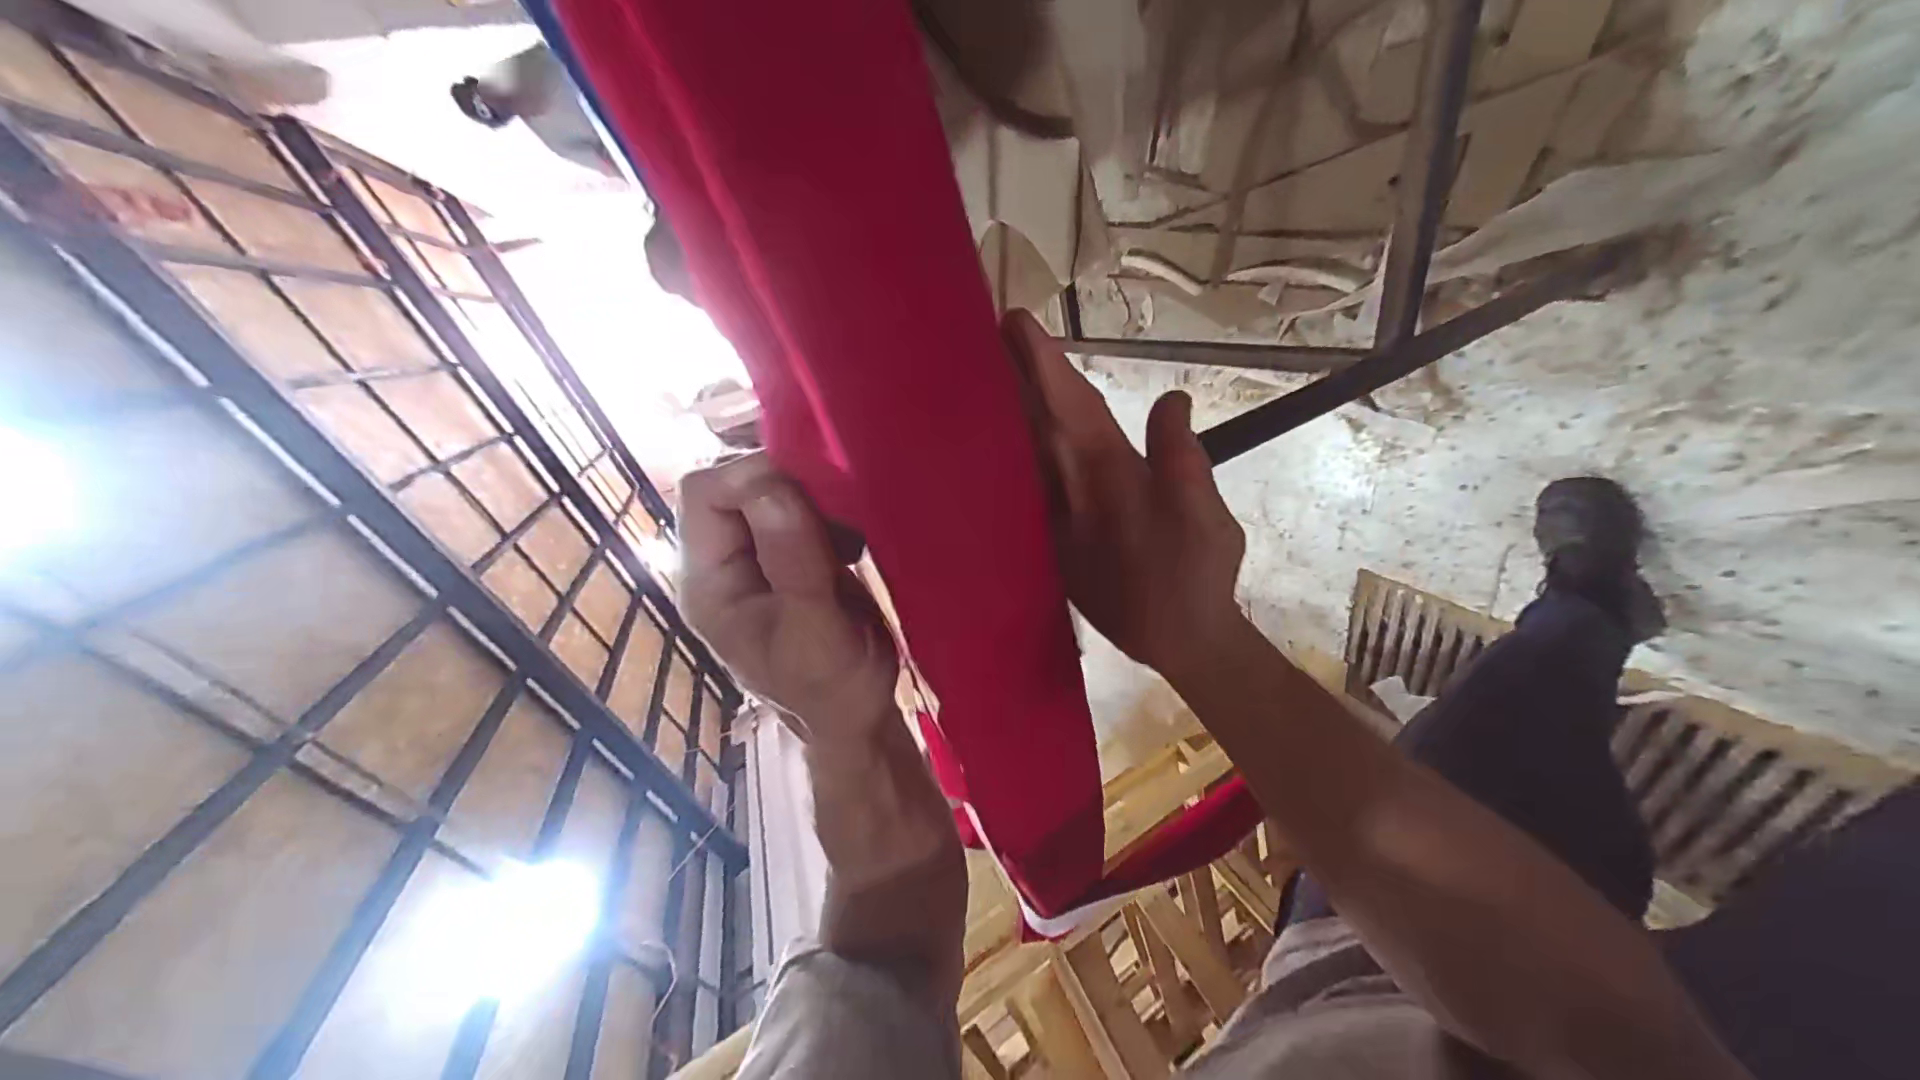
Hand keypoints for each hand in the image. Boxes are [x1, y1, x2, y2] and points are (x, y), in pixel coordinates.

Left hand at [678, 454, 897, 742]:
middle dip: (785, 480)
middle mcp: (722, 561)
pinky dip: (827, 507)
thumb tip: (772, 489)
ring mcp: (756, 557)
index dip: (750, 476)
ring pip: (768, 490)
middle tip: (837, 498)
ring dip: (811, 493)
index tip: (811, 487)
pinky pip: (798, 508)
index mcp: (707, 582)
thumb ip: (794, 564)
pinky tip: (852, 536)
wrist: (855, 714)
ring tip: (848, 524)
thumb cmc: (833, 687)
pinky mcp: (789, 556)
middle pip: (732, 483)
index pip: (704, 494)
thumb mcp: (817, 633)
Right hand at [1002, 310, 1246, 676]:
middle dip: (1009, 378)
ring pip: (1025, 452)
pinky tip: (966, 459)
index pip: (1075, 404)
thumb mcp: (1201, 520)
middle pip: (1041, 419)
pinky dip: (994, 475)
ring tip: (959, 380)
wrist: (1182, 634)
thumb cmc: (1197, 575)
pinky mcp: (1049, 538)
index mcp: (1115, 465)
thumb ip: (1182, 466)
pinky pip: (1016, 499)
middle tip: (970, 337)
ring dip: (995, 418)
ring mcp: (1064, 508)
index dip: (1046, 365)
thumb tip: (1173, 399)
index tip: (1015, 321)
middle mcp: (1083, 477)